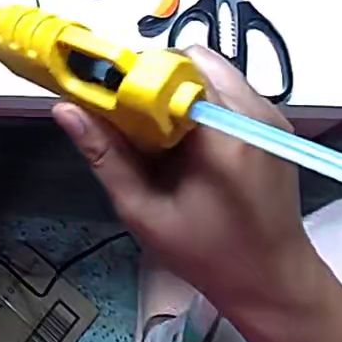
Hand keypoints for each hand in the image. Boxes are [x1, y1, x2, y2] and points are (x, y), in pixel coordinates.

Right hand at [52, 47, 325, 318]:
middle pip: (198, 61)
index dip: (140, 74)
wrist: (272, 280)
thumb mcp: (144, 211)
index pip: (178, 68)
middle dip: (160, 79)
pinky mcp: (275, 122)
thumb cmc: (206, 254)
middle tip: (137, 116)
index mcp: (223, 133)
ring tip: (164, 130)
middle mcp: (254, 112)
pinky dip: (204, 100)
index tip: (116, 98)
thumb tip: (66, 109)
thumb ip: (105, 155)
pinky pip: (231, 90)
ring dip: (182, 89)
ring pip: (214, 71)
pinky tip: (191, 139)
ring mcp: (270, 114)